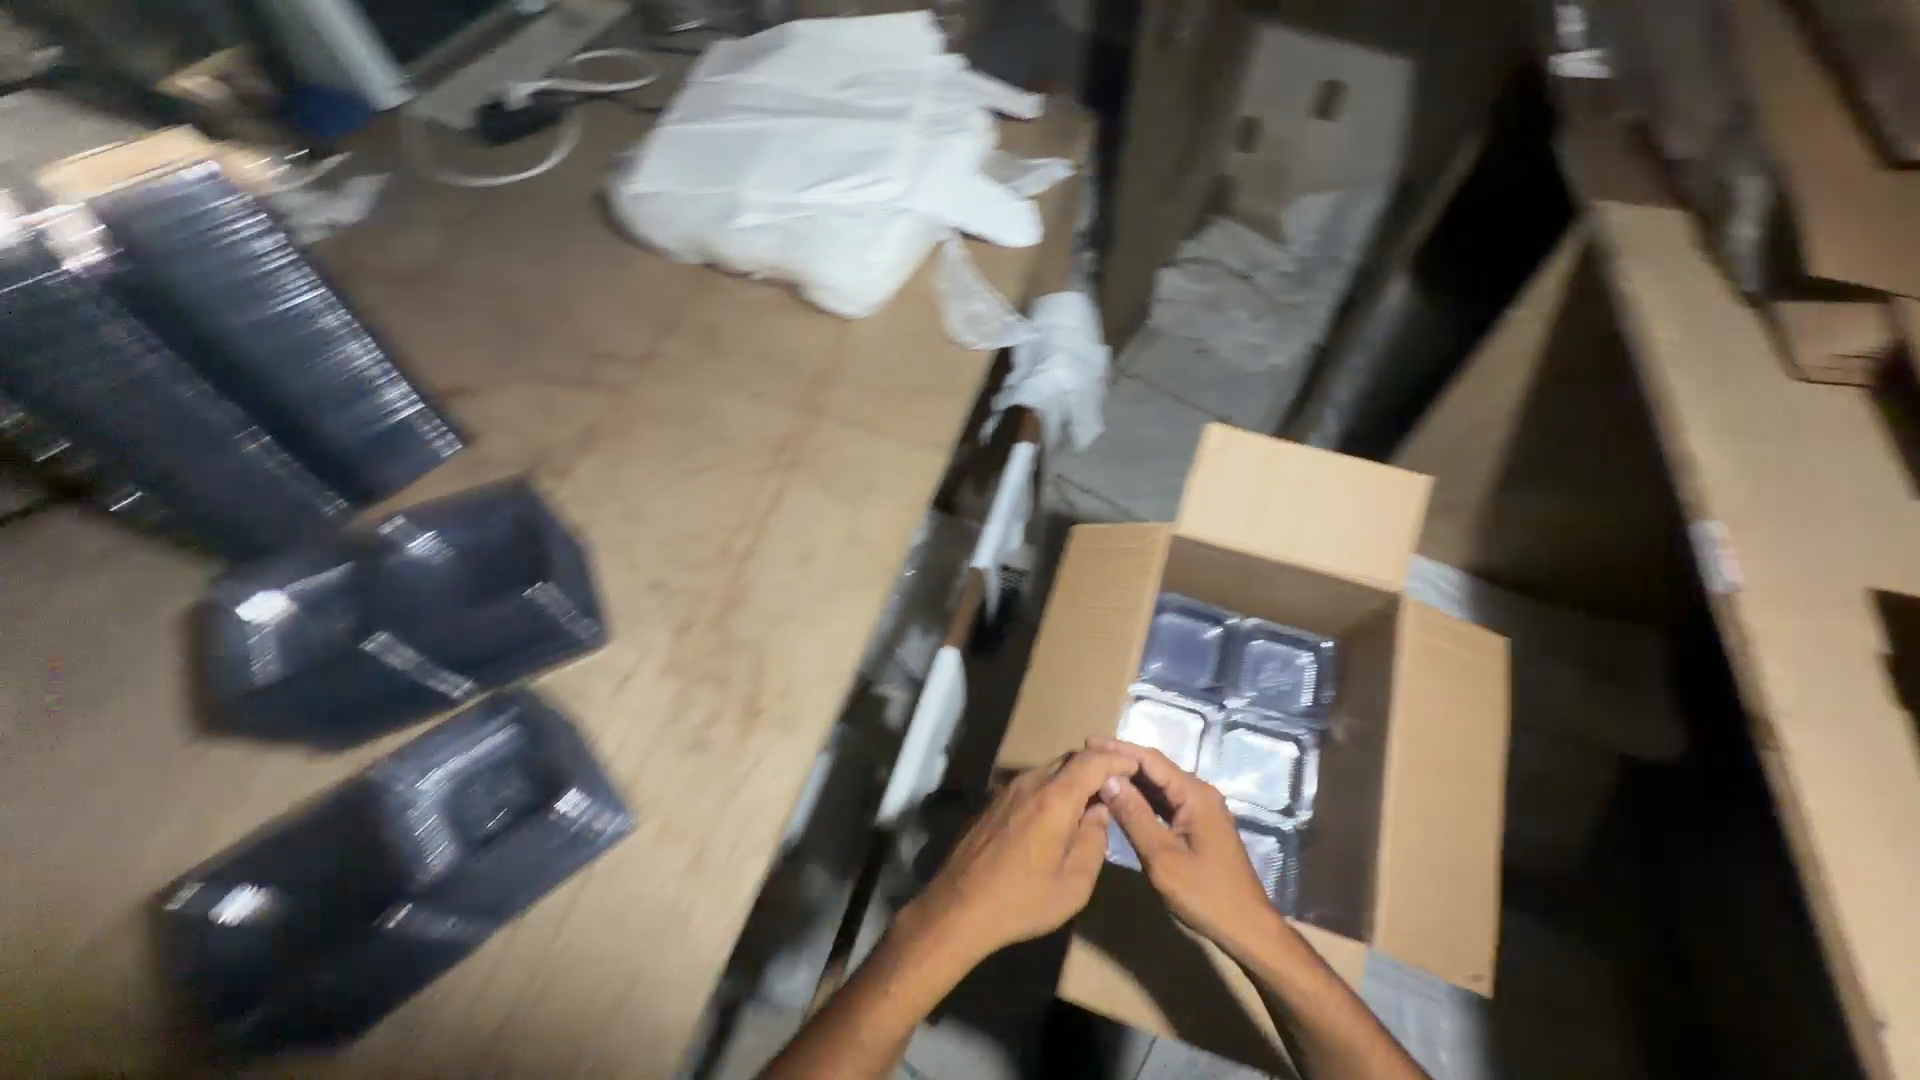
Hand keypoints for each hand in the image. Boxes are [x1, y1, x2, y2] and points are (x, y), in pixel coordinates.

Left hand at [899, 749, 1139, 965]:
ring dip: (1071, 781)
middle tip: (1116, 787)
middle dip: (1096, 768)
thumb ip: (1093, 842)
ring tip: (1088, 805)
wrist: (958, 908)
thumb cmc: (1022, 901)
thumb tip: (1099, 812)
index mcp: (1054, 798)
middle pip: (1069, 761)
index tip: (1135, 767)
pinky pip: (1029, 786)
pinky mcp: (991, 803)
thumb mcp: (1073, 884)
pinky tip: (1054, 819)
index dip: (1117, 759)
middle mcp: (1029, 783)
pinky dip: (1050, 792)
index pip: (1092, 761)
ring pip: (1048, 772)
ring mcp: (1006, 791)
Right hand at [1090, 736, 1281, 957]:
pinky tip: (1121, 798)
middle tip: (1086, 757)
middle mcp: (1200, 793)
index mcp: (1195, 795)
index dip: (1118, 749)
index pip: (1151, 760)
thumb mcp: (1162, 857)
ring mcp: (1201, 809)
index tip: (1087, 743)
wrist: (1247, 928)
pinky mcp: (1199, 824)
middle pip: (1156, 768)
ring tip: (1097, 772)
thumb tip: (1107, 778)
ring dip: (1131, 779)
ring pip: (1160, 785)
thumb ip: (1134, 815)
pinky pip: (1166, 801)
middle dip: (1122, 761)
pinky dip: (1143, 797)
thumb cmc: (1205, 894)